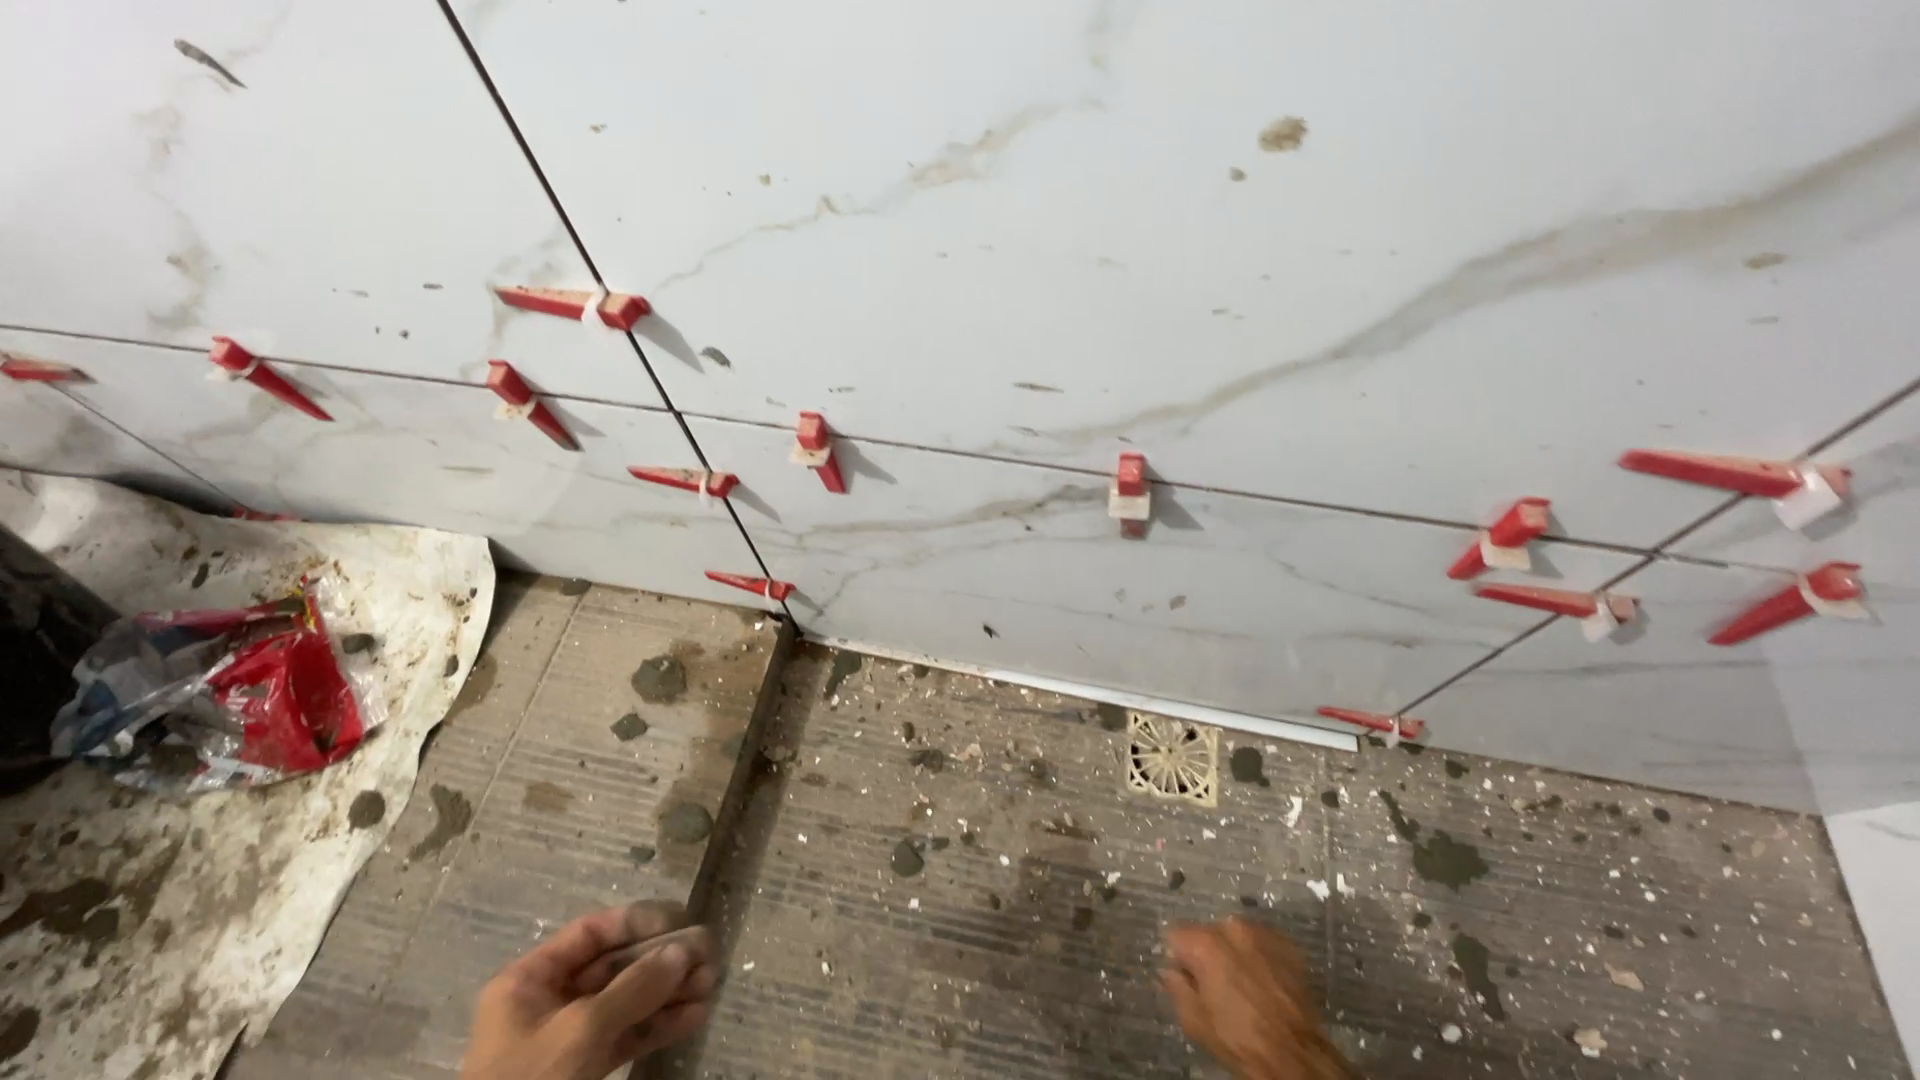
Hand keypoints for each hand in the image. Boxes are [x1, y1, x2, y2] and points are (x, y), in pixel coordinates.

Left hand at [461, 901, 717, 1079]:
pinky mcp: (585, 1069)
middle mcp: (549, 1002)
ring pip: (628, 1002)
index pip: (590, 933)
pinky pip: (628, 1036)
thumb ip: (633, 989)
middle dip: (663, 960)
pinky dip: (661, 1026)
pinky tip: (696, 1016)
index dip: (636, 922)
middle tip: (708, 953)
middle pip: (615, 966)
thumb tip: (682, 951)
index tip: (681, 920)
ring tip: (712, 982)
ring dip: (670, 991)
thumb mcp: (579, 1032)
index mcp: (529, 981)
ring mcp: (569, 1038)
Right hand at [1161, 917, 1351, 1079]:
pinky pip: (1261, 942)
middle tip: (1216, 985)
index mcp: (1204, 943)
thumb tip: (1170, 970)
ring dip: (1233, 953)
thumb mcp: (1194, 1020)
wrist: (1295, 1054)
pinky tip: (1263, 981)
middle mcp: (1232, 928)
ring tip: (1243, 984)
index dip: (1179, 958)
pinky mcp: (1287, 945)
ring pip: (1235, 936)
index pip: (1175, 935)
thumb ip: (1176, 987)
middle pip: (1207, 933)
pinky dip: (1257, 956)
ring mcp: (1262, 934)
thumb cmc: (1238, 1038)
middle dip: (1206, 953)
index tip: (1187, 979)